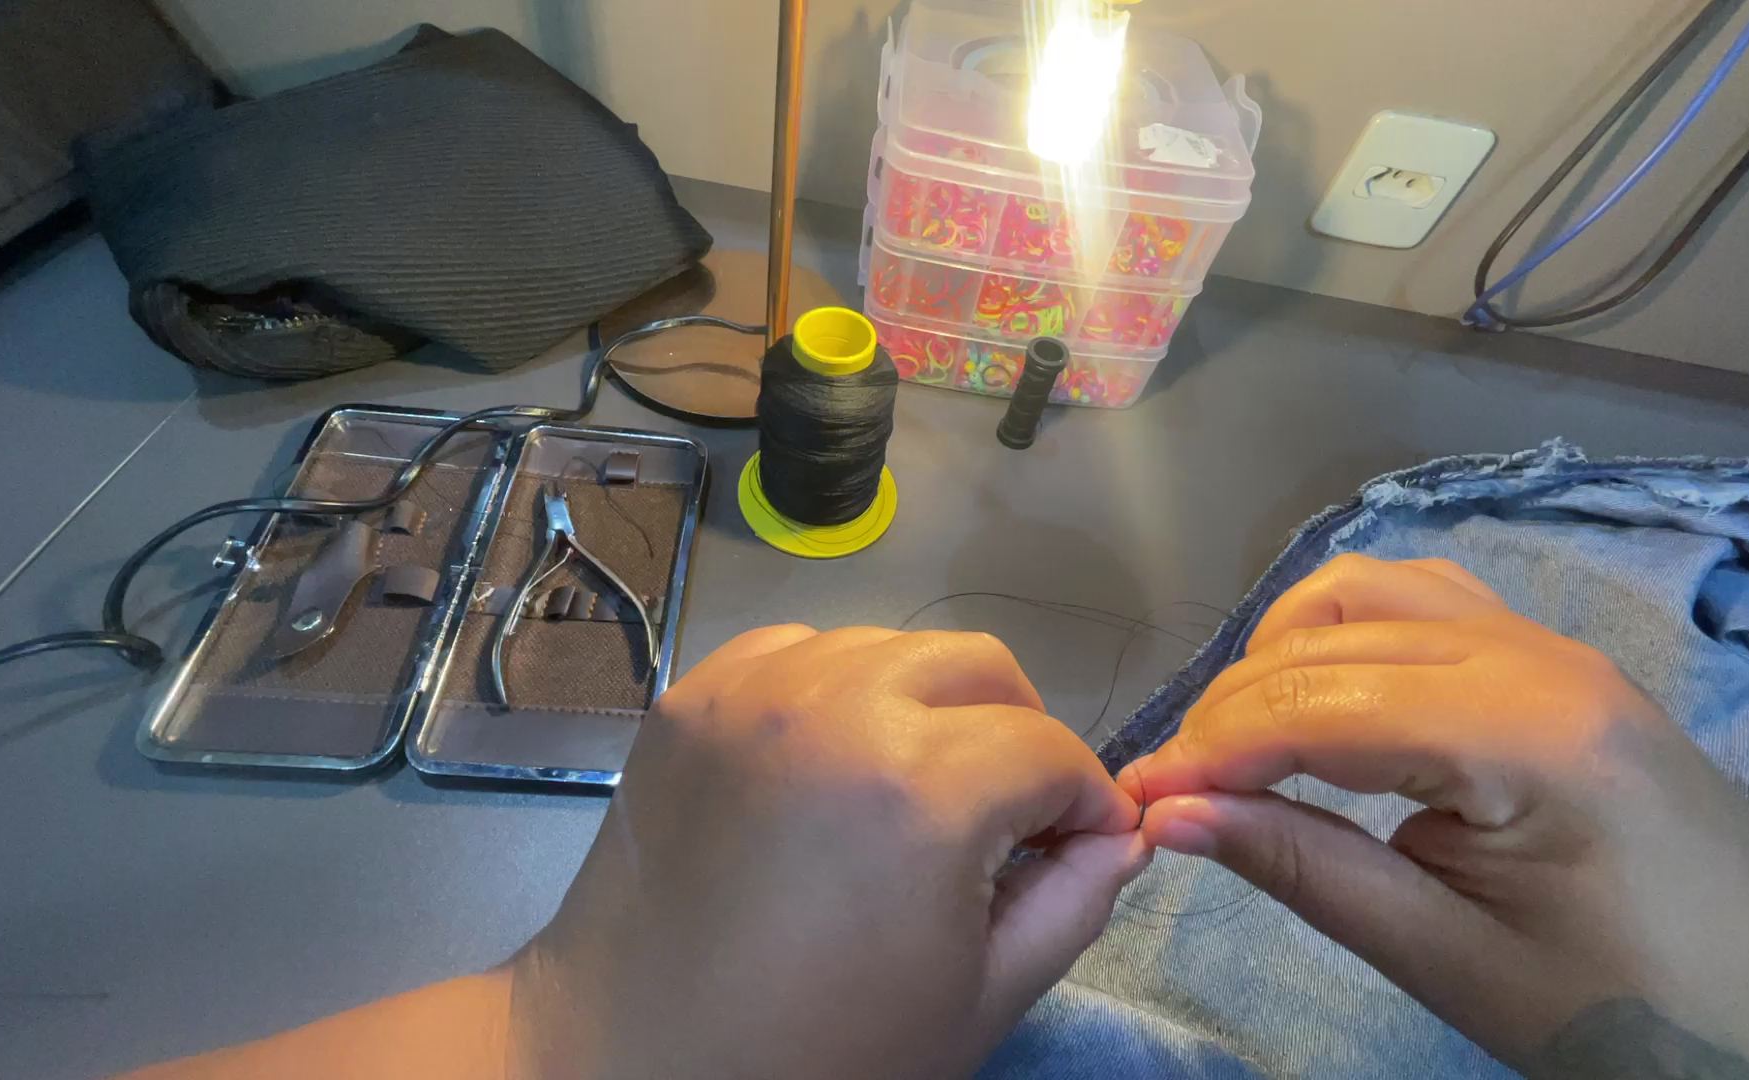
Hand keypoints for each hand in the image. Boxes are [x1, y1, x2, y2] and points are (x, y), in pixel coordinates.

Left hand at [509, 626, 1149, 1079]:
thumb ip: (1074, 900)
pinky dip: (839, 686)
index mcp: (920, 789)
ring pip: (894, 644)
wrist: (631, 1054)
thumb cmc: (817, 1051)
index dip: (1084, 799)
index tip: (1075, 838)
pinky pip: (804, 648)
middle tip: (1003, 798)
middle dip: (1018, 726)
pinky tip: (827, 749)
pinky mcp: (698, 688)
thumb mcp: (980, 998)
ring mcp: (757, 684)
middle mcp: (839, 704)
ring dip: (927, 701)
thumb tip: (1117, 831)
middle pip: (980, 662)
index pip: (1050, 750)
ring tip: (906, 774)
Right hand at [1120, 556, 1748, 1077]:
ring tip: (1248, 731)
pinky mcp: (1540, 655)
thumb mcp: (1448, 958)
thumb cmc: (1629, 1020)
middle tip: (1181, 782)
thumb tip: (1165, 815)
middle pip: (1321, 644)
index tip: (1139, 793)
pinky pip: (1407, 595)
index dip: (1211, 749)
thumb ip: (1297, 867)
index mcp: (1529, 734)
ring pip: (1355, 591)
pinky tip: (1324, 685)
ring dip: (1277, 652)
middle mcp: (1533, 655)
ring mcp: (1542, 642)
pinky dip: (1336, 627)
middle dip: (1228, 710)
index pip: (1318, 710)